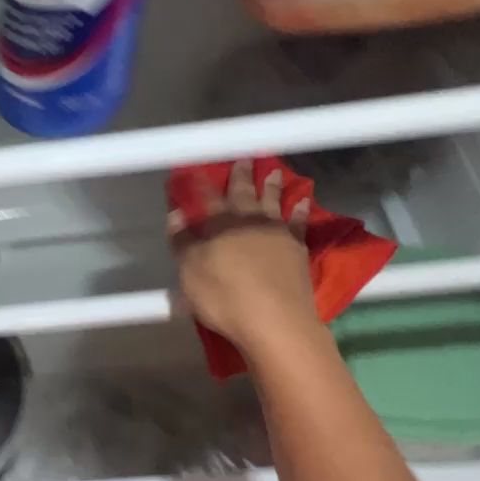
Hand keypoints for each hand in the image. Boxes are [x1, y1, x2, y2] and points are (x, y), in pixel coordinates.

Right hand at [169, 160, 319, 351]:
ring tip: (273, 171)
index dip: (201, 186)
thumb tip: (176, 215)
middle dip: (241, 177)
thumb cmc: (224, 298)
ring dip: (271, 186)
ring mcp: (277, 233)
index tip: (196, 171)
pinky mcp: (297, 248)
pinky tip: (302, 201)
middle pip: (243, 195)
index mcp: (220, 227)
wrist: (274, 320)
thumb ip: (183, 243)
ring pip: (273, 202)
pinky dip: (299, 210)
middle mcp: (249, 222)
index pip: (207, 200)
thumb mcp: (191, 273)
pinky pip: (298, 222)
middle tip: (243, 160)